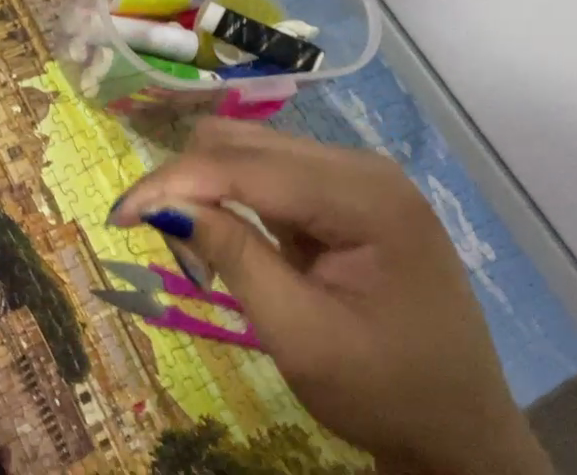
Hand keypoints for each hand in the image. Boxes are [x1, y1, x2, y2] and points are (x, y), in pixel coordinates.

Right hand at [108, 119, 551, 474]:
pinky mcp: (339, 193)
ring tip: (191, 245)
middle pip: (241, 143)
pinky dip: (225, 196)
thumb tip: (160, 205)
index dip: (173, 183)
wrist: (459, 433)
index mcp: (367, 197)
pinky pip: (261, 172)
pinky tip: (219, 235)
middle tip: (156, 240)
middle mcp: (360, 167)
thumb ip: (232, 256)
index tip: (117, 216)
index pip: (244, 166)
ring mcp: (352, 177)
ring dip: (201, 187)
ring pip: (244, 150)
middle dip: (185, 182)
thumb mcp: (300, 334)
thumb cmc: (385, 391)